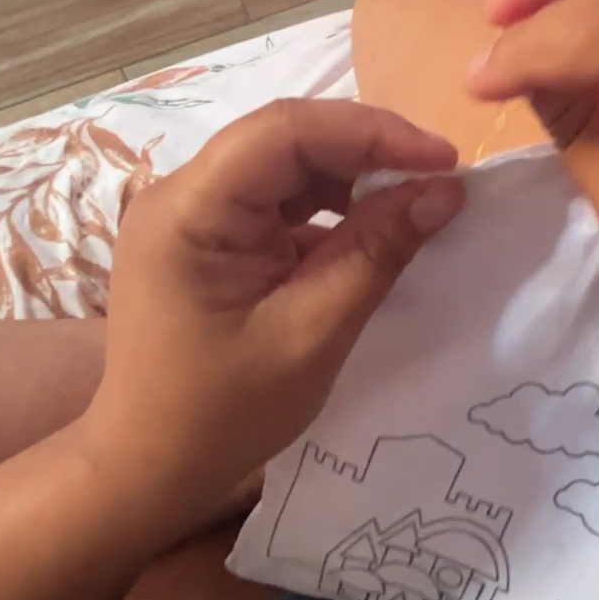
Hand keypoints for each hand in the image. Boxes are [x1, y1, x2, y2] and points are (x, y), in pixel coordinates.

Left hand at [86, 99, 465, 500]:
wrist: (153, 467)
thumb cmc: (226, 413)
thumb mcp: (313, 333)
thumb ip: (377, 253)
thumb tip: (445, 191)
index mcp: (190, 210)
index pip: (286, 132)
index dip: (372, 132)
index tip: (444, 160)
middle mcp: (182, 194)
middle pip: (285, 140)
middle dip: (367, 151)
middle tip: (437, 178)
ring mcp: (192, 215)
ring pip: (284, 167)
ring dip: (351, 179)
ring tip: (411, 202)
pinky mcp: (209, 238)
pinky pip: (276, 203)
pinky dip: (328, 211)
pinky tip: (367, 231)